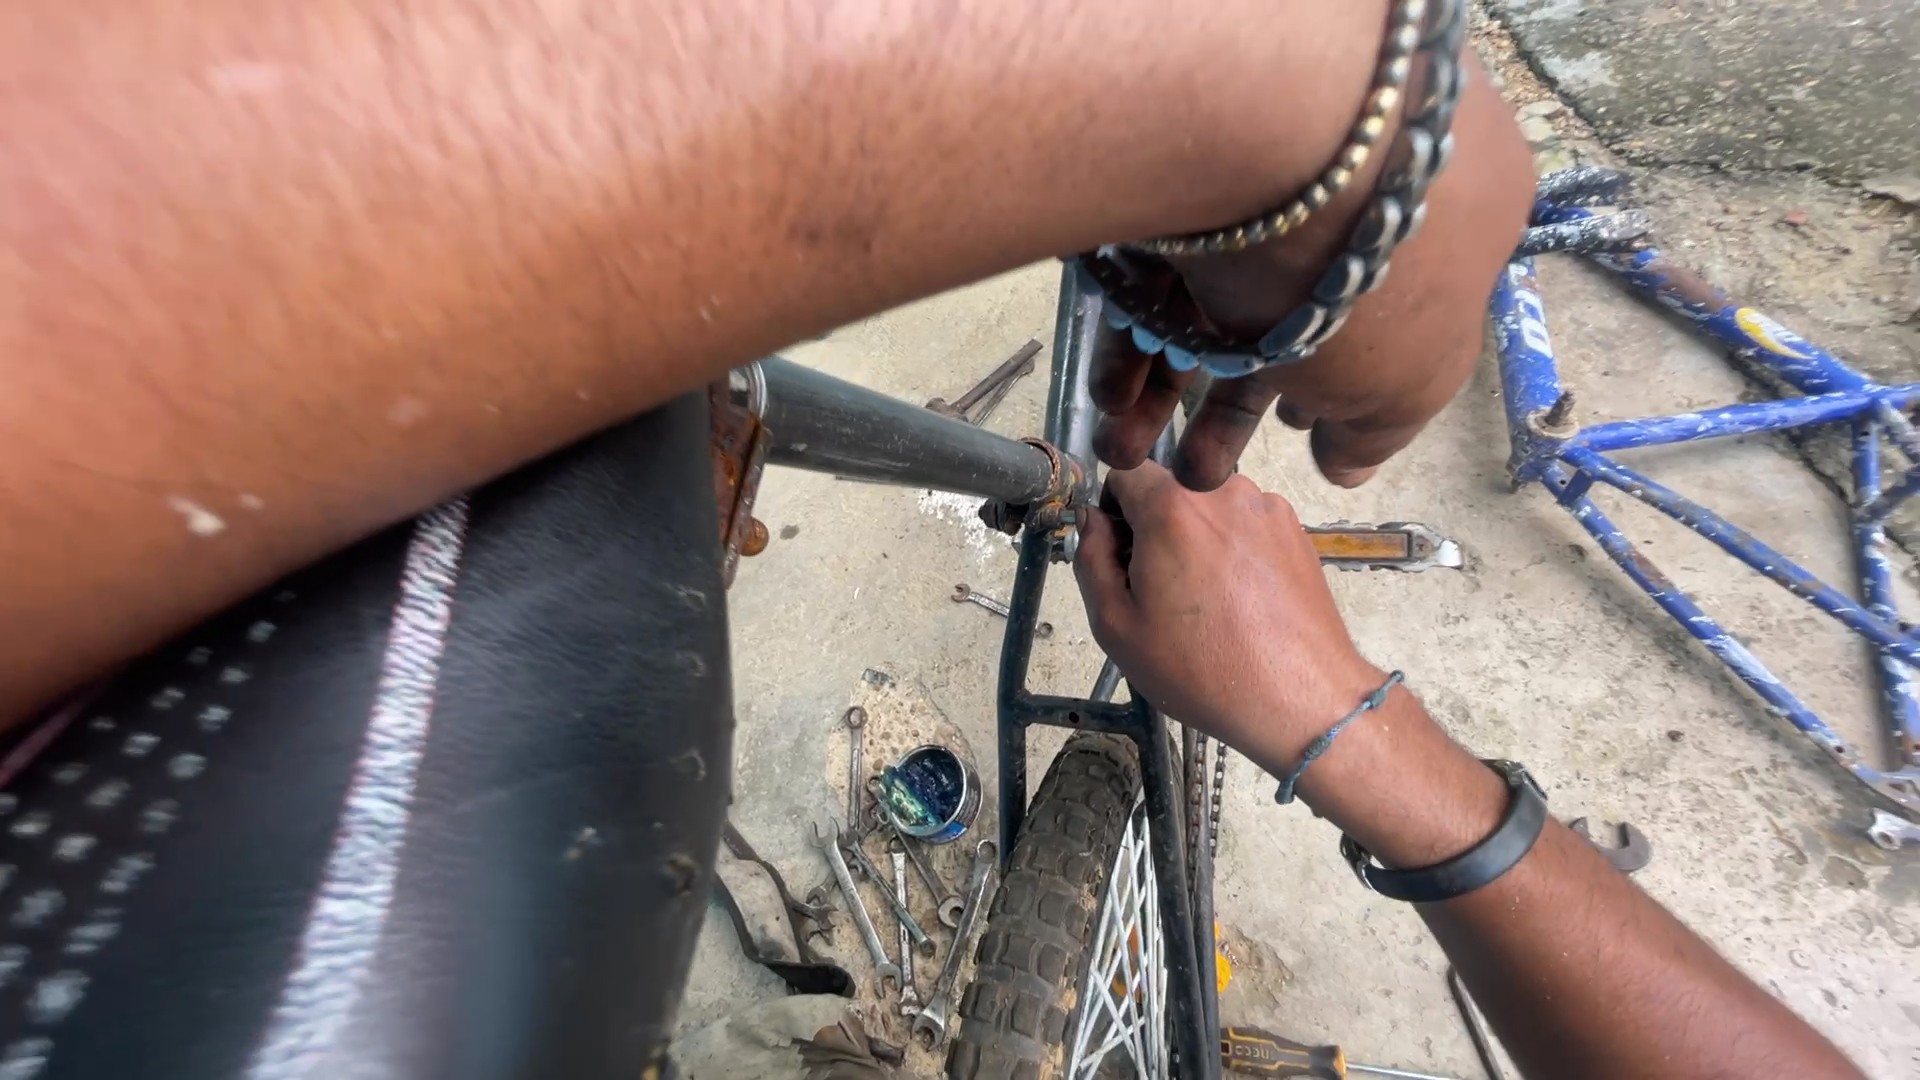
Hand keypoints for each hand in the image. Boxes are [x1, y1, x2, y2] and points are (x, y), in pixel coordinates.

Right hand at [1072, 461, 1383, 759]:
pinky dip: (1231, 547)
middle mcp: (1222, 490)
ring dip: (1193, 535)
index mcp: (1171, 506)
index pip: (1124, 471)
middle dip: (1152, 525)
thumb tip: (1091, 520)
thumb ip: (1089, 558)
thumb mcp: (1115, 624)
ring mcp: (1266, 507)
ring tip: (1204, 597)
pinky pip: (1244, 523)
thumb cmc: (1200, 667)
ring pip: (1207, 506)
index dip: (1111, 509)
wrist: (1299, 699)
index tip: (1119, 552)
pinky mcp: (1295, 529)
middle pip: (1168, 489)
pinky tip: (1237, 598)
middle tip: (1157, 586)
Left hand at [1091, 53, 1534, 489]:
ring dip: (1161, 393)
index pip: (1377, 314)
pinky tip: (1111, 402)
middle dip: (1227, 413)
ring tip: (1124, 454)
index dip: (1329, 382)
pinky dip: (1129, 341)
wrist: (1278, 146)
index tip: (1290, 424)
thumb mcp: (1409, 376)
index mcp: (1428, 224)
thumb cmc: (1373, 279)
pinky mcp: (1166, 192)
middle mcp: (1338, 197)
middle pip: (1275, 322)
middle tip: (1193, 473)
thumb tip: (1347, 468)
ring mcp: (1249, 188)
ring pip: (1201, 306)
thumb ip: (1380, 426)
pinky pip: (1149, 279)